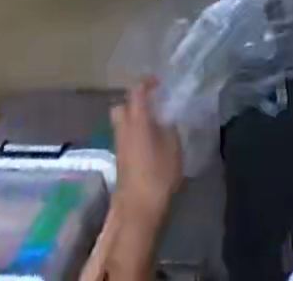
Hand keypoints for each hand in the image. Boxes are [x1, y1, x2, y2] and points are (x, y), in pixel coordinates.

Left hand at [111, 78, 182, 216]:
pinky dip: (134, 130)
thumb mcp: (173, 145)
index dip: (147, 83)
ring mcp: (119, 145)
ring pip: (121, 121)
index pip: (137, 92)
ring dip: (134, 116)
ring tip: (154, 120)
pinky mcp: (120, 159)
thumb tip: (168, 116)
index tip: (160, 81)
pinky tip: (150, 139)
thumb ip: (170, 125)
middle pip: (122, 105)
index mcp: (137, 120)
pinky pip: (125, 135)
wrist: (137, 210)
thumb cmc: (158, 174)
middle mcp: (123, 129)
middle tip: (153, 101)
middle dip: (135, 99)